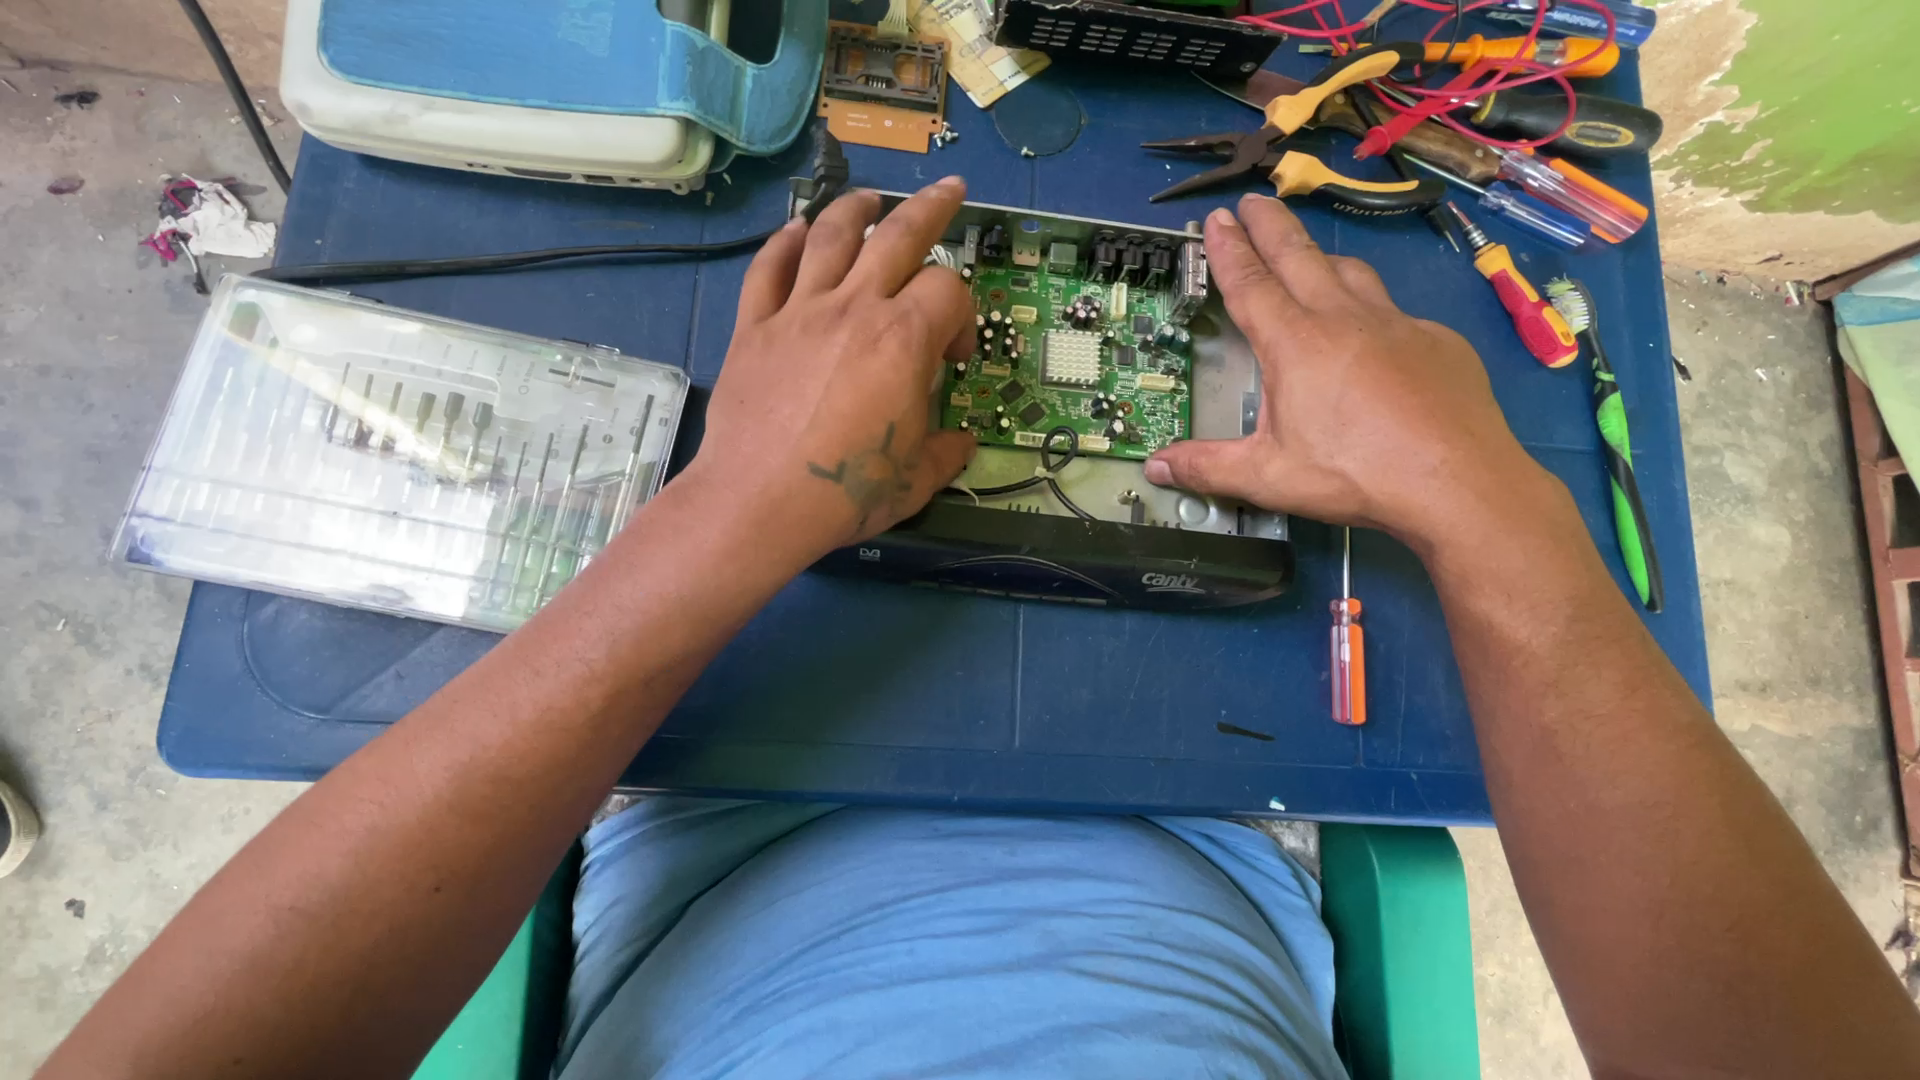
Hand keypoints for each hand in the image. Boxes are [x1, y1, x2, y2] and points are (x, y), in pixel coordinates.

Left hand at [676, 180, 978, 561]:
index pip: (949, 291)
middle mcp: (854, 308)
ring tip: (869, 199)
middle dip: (931, 207)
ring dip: (854, 210)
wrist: (760, 501)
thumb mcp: (918, 479)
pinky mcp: (754, 328)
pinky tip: (793, 232)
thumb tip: (962, 443)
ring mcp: (799, 312)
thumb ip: (947, 452)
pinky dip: (782, 244)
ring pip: (829, 236)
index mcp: (904, 339)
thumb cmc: (847, 489)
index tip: (954, 357)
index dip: (963, 317)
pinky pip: (768, 270)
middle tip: (949, 189)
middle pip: (899, 235)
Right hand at [1144, 195, 1555, 553]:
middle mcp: (1344, 319)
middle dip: (1271, 225)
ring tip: (1308, 253)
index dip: (1229, 250)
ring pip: (1352, 272)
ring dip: (1322, 256)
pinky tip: (1374, 335)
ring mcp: (1397, 325)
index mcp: (1296, 345)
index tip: (1217, 219)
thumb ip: (1206, 468)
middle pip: (1300, 257)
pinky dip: (1373, 309)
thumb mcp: (1267, 476)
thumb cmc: (1354, 475)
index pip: (1252, 284)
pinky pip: (1396, 312)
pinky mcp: (1438, 341)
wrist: (1458, 482)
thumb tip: (1154, 468)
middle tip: (1253, 200)